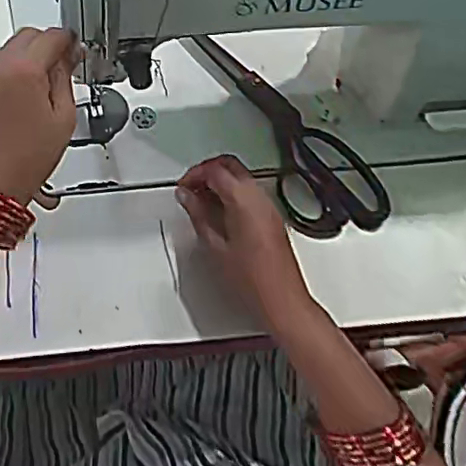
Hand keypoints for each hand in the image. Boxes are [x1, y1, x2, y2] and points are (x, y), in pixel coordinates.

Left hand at [0, 28, 76, 201]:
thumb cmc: (26, 157)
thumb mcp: (64, 116)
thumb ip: (66, 78)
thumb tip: (68, 58)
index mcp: (24, 71)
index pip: (51, 37)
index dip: (69, 40)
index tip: (76, 49)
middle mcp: (0, 69)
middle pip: (28, 35)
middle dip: (49, 43)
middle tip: (66, 61)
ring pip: (12, 47)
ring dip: (31, 54)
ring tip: (48, 78)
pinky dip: (16, 66)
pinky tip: (30, 88)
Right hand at [177, 156, 314, 328]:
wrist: (282, 299)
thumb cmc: (254, 280)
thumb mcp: (215, 246)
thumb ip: (198, 215)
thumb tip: (187, 197)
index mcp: (243, 199)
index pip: (214, 170)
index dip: (194, 174)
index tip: (183, 186)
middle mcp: (259, 196)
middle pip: (230, 165)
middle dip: (207, 171)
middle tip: (190, 186)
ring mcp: (269, 205)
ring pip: (241, 176)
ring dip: (220, 181)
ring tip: (201, 201)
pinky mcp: (273, 216)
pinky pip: (250, 191)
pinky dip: (233, 192)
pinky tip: (220, 211)